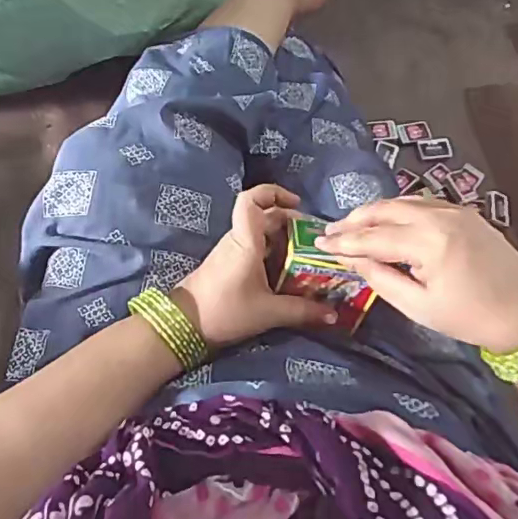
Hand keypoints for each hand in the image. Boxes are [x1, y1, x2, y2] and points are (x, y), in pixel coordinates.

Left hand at [174, 184, 336, 345]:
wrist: (185, 325)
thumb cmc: (225, 310)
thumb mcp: (268, 313)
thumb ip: (302, 311)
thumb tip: (332, 314)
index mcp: (245, 241)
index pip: (252, 200)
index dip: (274, 193)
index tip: (297, 204)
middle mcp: (237, 240)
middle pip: (264, 217)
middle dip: (290, 222)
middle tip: (313, 239)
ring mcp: (230, 252)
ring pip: (260, 234)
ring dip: (283, 240)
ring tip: (306, 257)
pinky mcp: (227, 265)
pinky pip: (254, 249)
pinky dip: (272, 254)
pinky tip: (287, 272)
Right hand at [316, 197, 517, 352]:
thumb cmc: (471, 317)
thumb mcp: (418, 306)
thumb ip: (381, 278)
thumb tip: (351, 260)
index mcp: (429, 242)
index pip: (373, 237)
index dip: (343, 241)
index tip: (318, 244)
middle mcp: (441, 217)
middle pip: (385, 210)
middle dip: (354, 220)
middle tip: (330, 232)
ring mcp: (456, 210)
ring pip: (403, 201)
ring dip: (374, 212)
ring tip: (351, 225)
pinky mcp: (466, 213)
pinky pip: (422, 203)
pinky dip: (398, 209)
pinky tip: (386, 220)